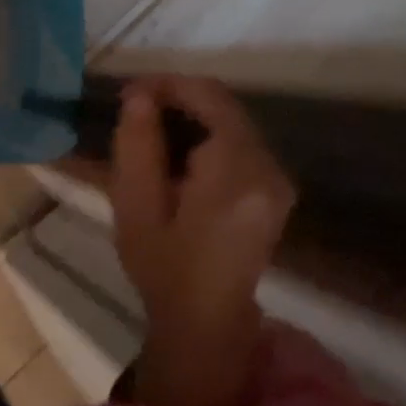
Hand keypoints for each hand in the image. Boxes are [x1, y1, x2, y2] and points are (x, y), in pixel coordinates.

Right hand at [72, 76, 293, 405]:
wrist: (206, 321)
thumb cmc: (163, 265)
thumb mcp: (135, 205)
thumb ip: (137, 146)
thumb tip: (139, 94)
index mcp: (237, 172)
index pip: (209, 98)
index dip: (167, 84)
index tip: (127, 93)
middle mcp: (269, 169)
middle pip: (224, 107)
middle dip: (176, 99)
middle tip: (130, 111)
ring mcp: (277, 180)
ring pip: (231, 122)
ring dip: (189, 116)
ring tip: (145, 130)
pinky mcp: (274, 189)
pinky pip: (238, 142)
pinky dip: (204, 135)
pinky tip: (173, 153)